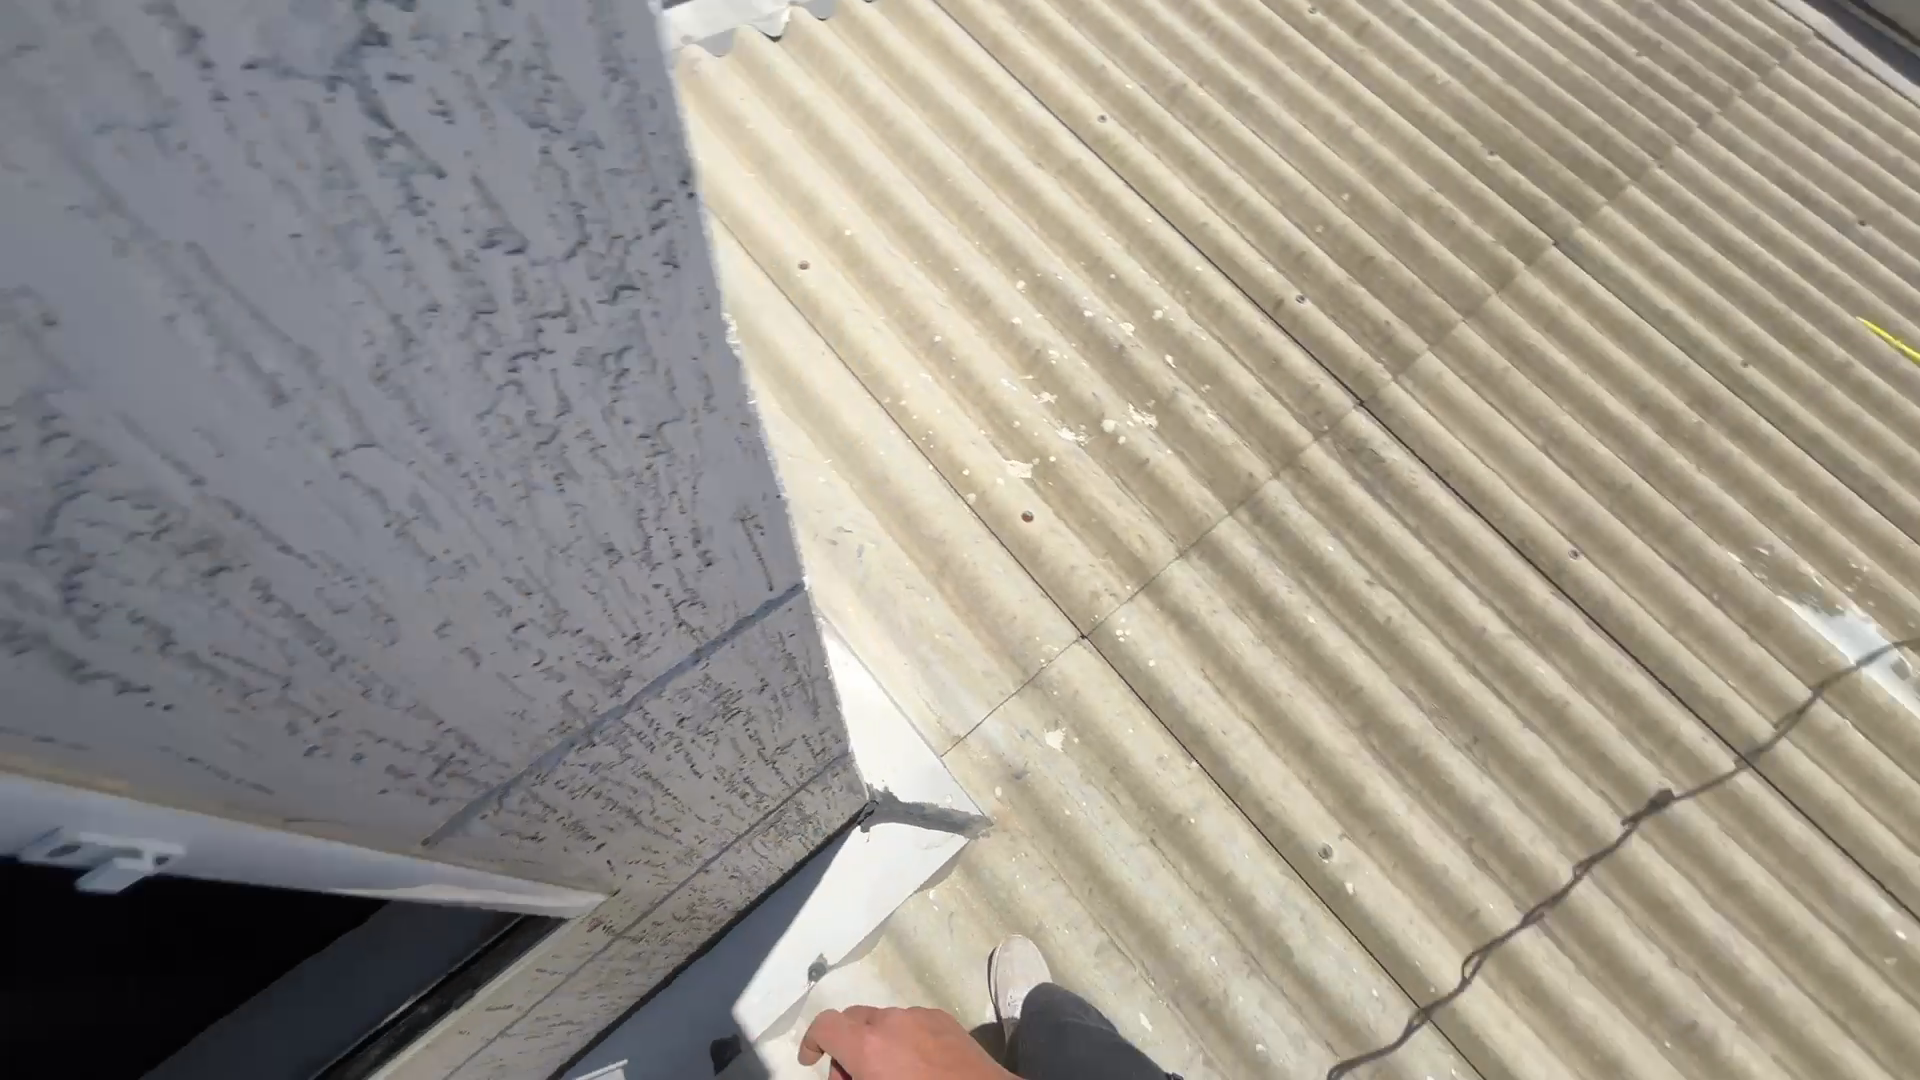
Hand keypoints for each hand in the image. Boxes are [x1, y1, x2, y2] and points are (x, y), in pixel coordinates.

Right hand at [799, 1005, 1014, 1079]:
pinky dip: (903, 1040)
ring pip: (884, 1022)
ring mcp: (920, 1015)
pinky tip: (919, 1069)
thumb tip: (846, 1074)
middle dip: (846, 1049)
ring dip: (877, 1045)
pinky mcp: (944, 1018)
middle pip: (854, 1021)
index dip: (812, 1040)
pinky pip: (911, 1023)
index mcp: (868, 1045)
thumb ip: (852, 1079)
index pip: (826, 1025)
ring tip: (891, 1077)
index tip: (810, 1060)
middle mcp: (891, 1021)